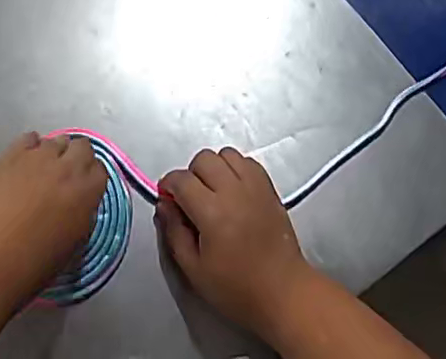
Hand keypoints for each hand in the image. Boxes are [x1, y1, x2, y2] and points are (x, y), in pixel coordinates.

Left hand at [0, 133, 105, 304]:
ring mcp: (40, 156)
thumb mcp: (72, 246)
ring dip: (53, 154)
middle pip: (82, 146)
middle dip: (76, 159)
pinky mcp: (13, 153)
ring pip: (56, 141)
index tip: (81, 190)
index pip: (99, 170)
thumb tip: (79, 207)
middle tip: (63, 179)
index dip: (90, 179)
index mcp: (88, 190)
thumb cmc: (32, 266)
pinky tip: (23, 164)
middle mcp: (69, 165)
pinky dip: (30, 148)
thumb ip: (82, 216)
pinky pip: (29, 138)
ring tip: (40, 174)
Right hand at [156, 148, 319, 338]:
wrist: (281, 290)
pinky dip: (235, 168)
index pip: (182, 179)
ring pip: (226, 154)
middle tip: (190, 198)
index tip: (166, 197)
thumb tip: (164, 204)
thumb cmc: (236, 287)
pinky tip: (233, 190)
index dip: (168, 184)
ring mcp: (254, 184)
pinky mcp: (268, 185)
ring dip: (214, 167)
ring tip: (213, 192)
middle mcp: (233, 190)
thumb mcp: (194, 270)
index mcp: (212, 212)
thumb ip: (174, 232)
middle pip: (204, 159)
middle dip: (190, 174)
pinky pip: (247, 160)